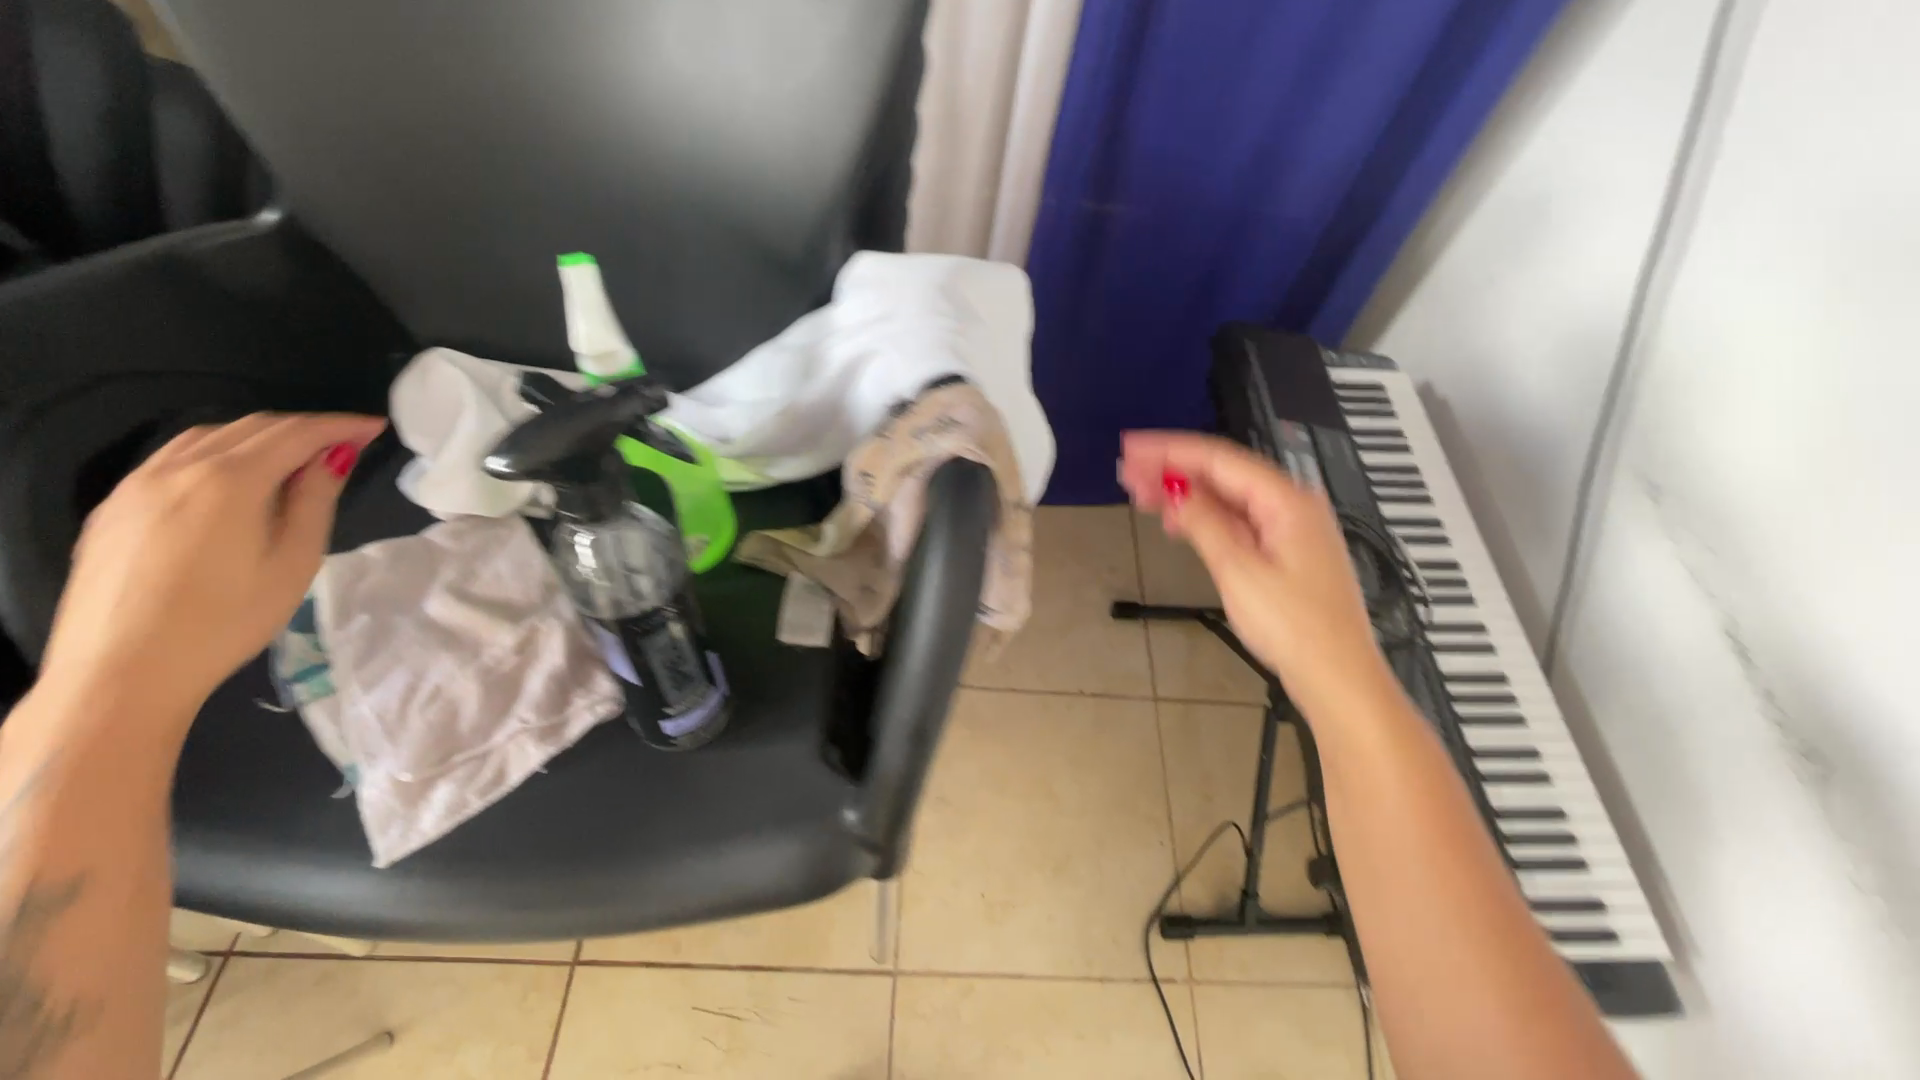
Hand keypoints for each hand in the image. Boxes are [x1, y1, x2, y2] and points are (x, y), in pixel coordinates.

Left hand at [38, 413, 386, 721]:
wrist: (123, 671)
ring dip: (259, 436)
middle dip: (303, 428)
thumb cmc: (227, 620)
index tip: (375, 427)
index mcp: (229, 480)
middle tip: (345, 441)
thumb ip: (313, 501)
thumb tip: (332, 458)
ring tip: (294, 456)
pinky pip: (173, 458)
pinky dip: (217, 452)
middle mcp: (178, 468)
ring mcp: (137, 485)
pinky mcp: (114, 508)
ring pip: (207, 436)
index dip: (340, 426)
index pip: (295, 434)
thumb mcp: (293, 562)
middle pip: (251, 427)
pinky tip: (232, 477)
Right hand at [1120, 431, 1398, 718]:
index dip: (1170, 450)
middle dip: (1173, 469)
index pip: (1218, 458)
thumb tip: (1172, 488)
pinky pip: (1239, 519)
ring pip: (1229, 496)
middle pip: (1224, 473)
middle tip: (1127, 473)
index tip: (1131, 449)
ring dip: (1186, 493)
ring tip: (1143, 495)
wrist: (1336, 675)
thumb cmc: (1293, 627)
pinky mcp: (1286, 552)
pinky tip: (1180, 522)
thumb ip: (1203, 522)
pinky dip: (1206, 516)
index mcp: (1287, 500)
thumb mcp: (1238, 570)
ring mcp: (1292, 528)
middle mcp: (1293, 504)